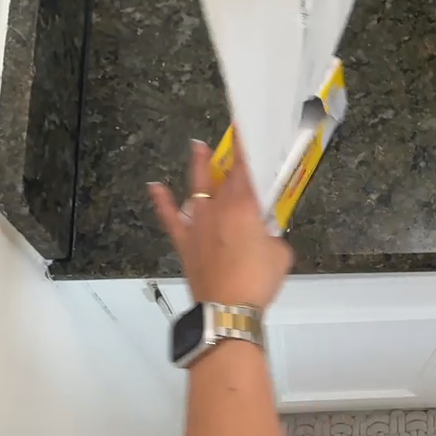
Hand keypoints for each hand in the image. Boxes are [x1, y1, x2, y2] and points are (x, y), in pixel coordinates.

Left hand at [148, 138, 293, 310]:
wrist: (227, 309)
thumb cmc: (257, 281)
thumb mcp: (281, 254)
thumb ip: (273, 237)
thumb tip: (265, 237)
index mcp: (244, 206)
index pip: (246, 168)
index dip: (246, 146)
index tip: (245, 126)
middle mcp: (218, 208)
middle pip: (225, 176)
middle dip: (230, 158)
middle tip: (233, 141)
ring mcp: (198, 223)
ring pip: (198, 187)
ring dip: (199, 166)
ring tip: (198, 147)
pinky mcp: (185, 241)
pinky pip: (170, 217)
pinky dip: (162, 201)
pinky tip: (154, 186)